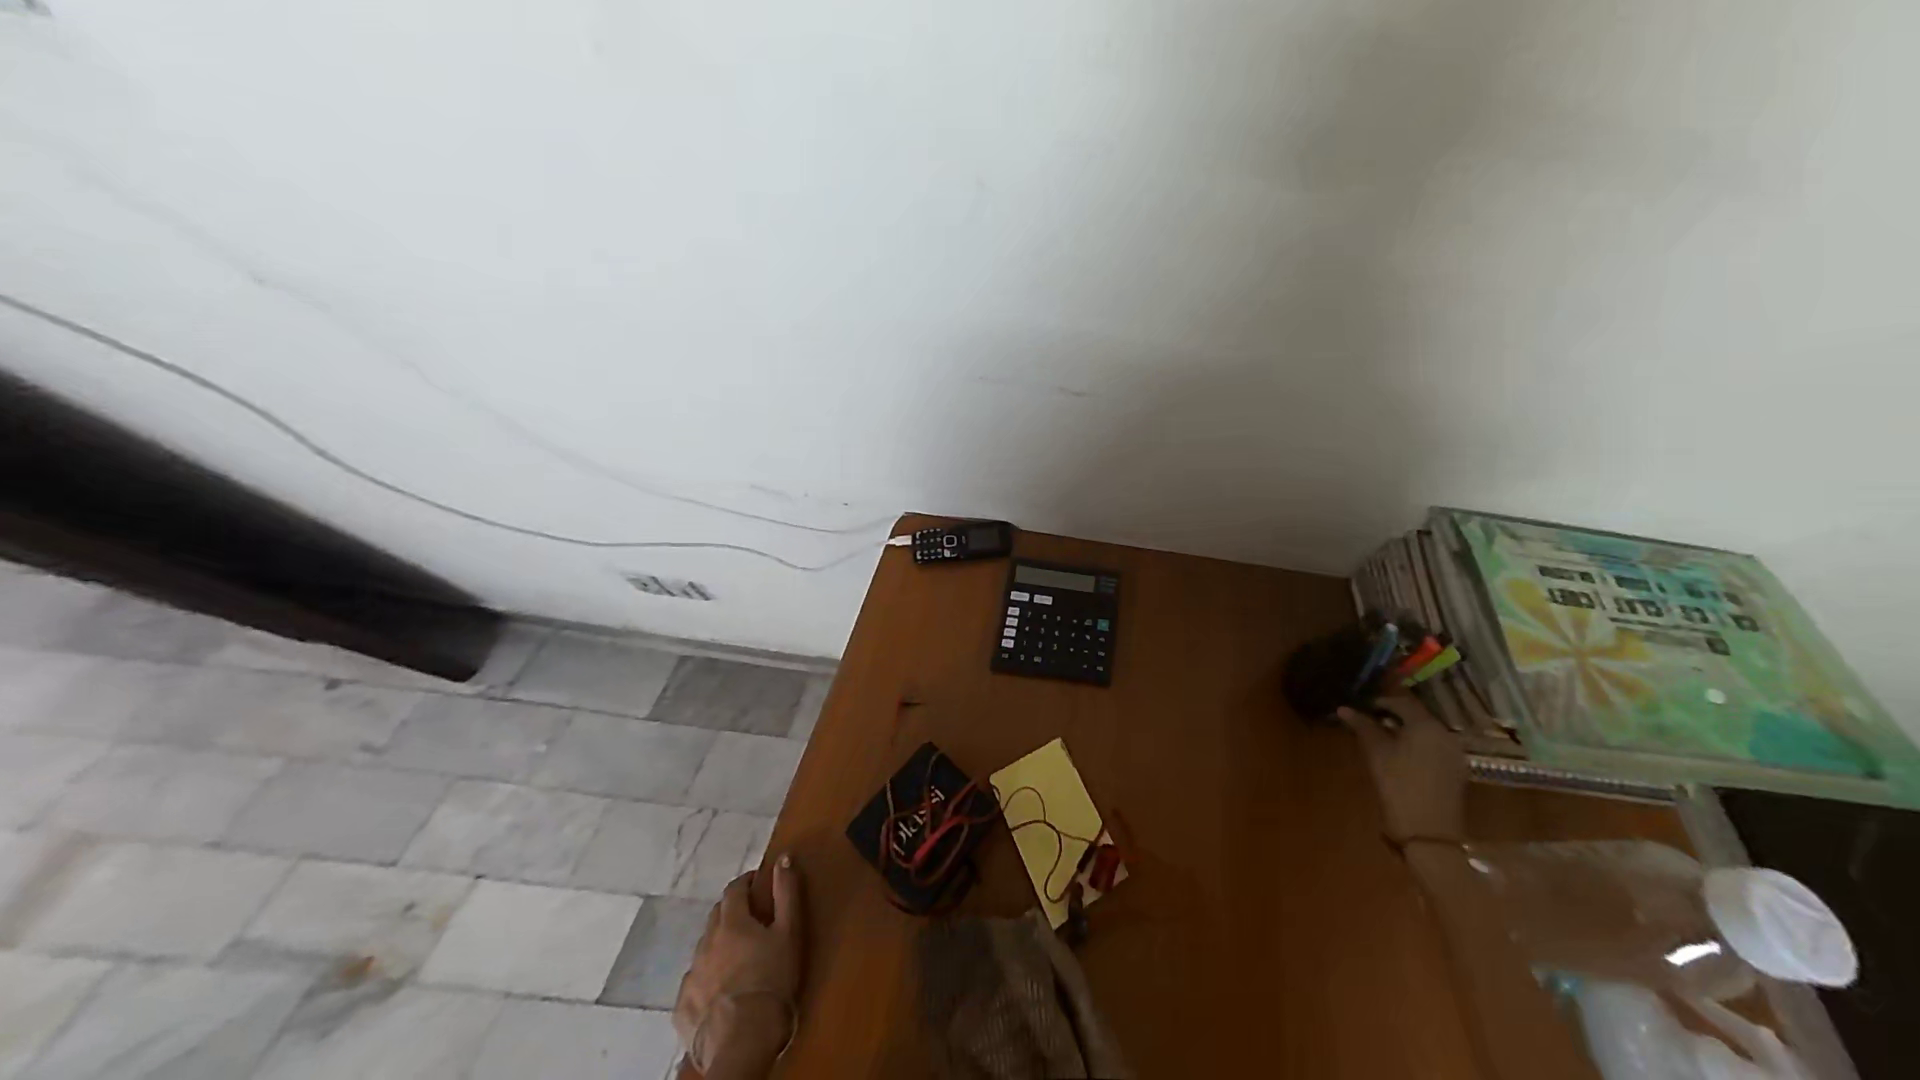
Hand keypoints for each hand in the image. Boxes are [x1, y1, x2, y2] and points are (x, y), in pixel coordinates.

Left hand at [674, 854, 804, 1076]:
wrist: (742, 1041)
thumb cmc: (772, 980)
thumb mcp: (789, 932)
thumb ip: (787, 893)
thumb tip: (784, 858)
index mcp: (731, 922)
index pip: (734, 889)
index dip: (746, 883)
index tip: (758, 884)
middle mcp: (705, 943)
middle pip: (717, 916)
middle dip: (732, 912)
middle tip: (752, 922)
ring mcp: (691, 976)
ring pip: (705, 949)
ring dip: (719, 947)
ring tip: (739, 961)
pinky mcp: (683, 1007)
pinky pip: (696, 984)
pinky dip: (708, 980)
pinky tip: (722, 993)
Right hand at [1338, 696, 1467, 843]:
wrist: (1428, 830)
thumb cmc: (1397, 784)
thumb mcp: (1375, 752)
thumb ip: (1362, 726)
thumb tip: (1344, 708)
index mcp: (1426, 725)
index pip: (1402, 701)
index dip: (1381, 701)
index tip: (1362, 706)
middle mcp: (1445, 734)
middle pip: (1417, 716)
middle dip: (1394, 715)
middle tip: (1370, 721)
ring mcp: (1454, 753)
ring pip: (1426, 732)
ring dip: (1406, 731)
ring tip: (1383, 739)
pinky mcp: (1456, 770)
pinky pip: (1435, 747)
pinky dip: (1418, 745)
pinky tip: (1402, 757)